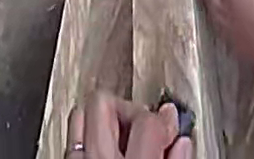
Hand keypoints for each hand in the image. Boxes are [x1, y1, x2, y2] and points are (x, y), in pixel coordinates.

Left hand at [66, 94, 191, 158]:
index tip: (174, 120)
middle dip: (128, 108)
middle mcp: (97, 158)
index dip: (165, 118)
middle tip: (148, 126)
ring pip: (80, 113)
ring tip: (126, 138)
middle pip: (103, 101)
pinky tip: (106, 150)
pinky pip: (71, 138)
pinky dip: (88, 136)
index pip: (145, 122)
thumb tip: (182, 142)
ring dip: (104, 119)